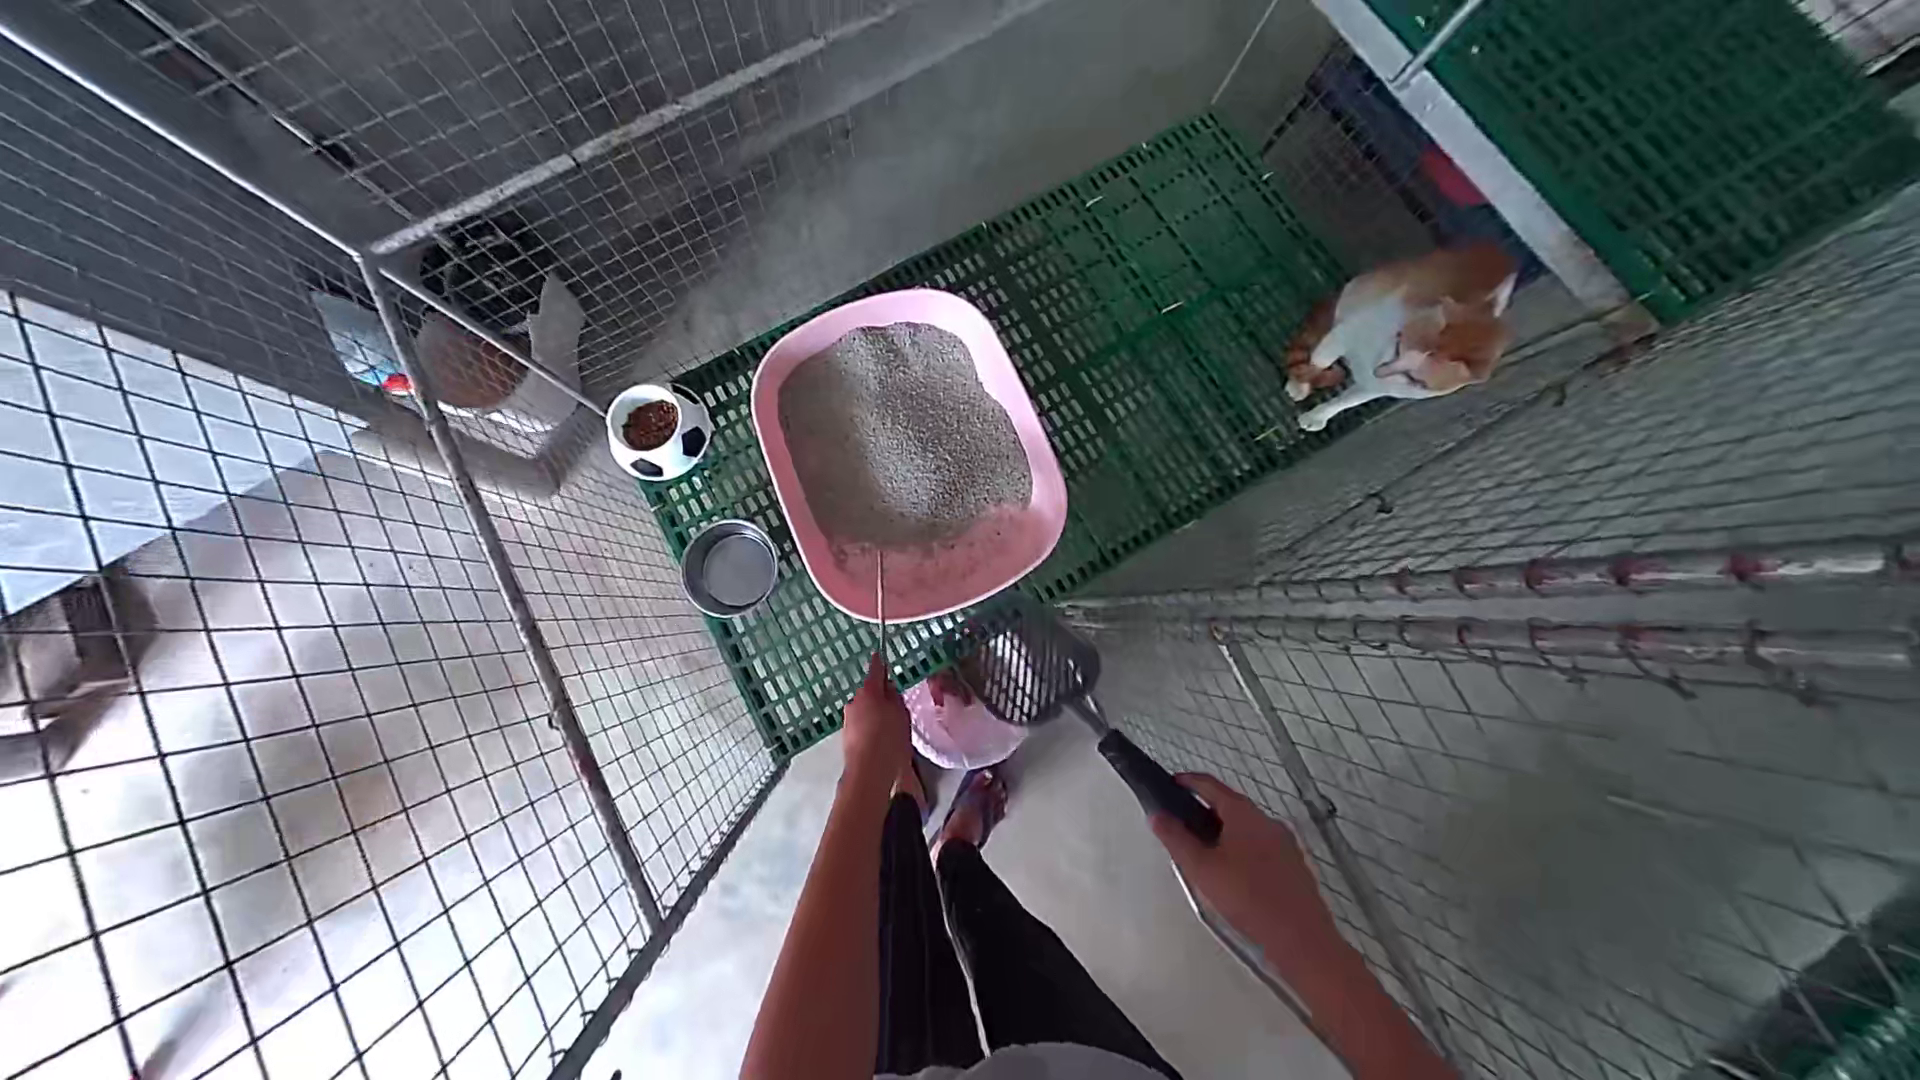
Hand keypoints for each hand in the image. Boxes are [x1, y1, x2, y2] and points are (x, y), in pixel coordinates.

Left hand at [841, 652, 908, 788]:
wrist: (869, 773)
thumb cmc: (889, 739)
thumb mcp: (901, 714)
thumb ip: (895, 697)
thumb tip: (888, 689)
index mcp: (868, 692)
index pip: (875, 671)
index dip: (880, 664)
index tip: (879, 655)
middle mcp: (854, 702)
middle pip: (870, 693)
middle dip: (882, 697)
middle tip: (899, 708)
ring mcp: (848, 721)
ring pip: (866, 711)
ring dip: (876, 715)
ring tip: (893, 730)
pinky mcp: (847, 738)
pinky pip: (862, 726)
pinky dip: (871, 729)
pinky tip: (883, 742)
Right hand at [1151, 773, 1338, 956]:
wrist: (1303, 942)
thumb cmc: (1247, 897)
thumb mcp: (1200, 868)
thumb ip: (1175, 838)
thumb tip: (1157, 816)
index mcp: (1243, 813)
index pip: (1209, 784)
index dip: (1187, 781)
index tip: (1171, 784)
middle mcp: (1267, 820)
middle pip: (1230, 804)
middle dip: (1204, 810)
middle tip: (1183, 824)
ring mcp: (1285, 843)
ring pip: (1246, 827)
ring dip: (1224, 831)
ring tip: (1204, 852)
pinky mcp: (1295, 866)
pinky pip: (1261, 846)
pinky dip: (1242, 848)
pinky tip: (1234, 874)